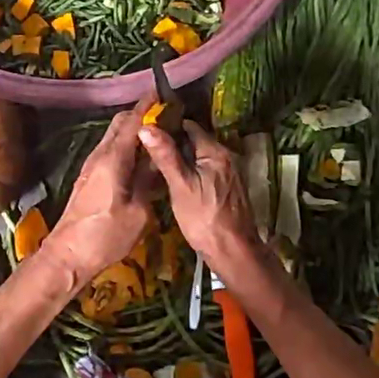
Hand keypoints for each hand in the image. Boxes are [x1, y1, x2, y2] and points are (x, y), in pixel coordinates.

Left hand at [42, 102, 160, 278]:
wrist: (68, 254)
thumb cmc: (106, 235)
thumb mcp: (139, 211)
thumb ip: (149, 181)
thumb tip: (158, 160)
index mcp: (113, 158)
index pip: (132, 121)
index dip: (148, 106)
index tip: (164, 94)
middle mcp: (99, 155)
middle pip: (120, 124)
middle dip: (141, 115)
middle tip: (165, 116)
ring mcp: (91, 165)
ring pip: (113, 137)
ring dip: (133, 131)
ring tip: (158, 135)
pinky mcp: (89, 177)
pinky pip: (110, 151)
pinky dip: (126, 146)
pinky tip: (141, 158)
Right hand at [137, 119, 269, 275]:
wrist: (233, 251)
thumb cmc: (204, 218)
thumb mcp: (180, 185)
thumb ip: (165, 155)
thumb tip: (145, 127)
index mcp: (216, 151)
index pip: (189, 127)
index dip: (168, 127)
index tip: (147, 132)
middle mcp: (226, 156)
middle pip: (195, 141)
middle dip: (173, 144)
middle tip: (147, 150)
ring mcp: (229, 172)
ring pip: (200, 157)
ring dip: (182, 159)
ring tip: (157, 166)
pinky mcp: (228, 187)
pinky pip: (206, 170)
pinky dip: (192, 172)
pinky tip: (177, 182)